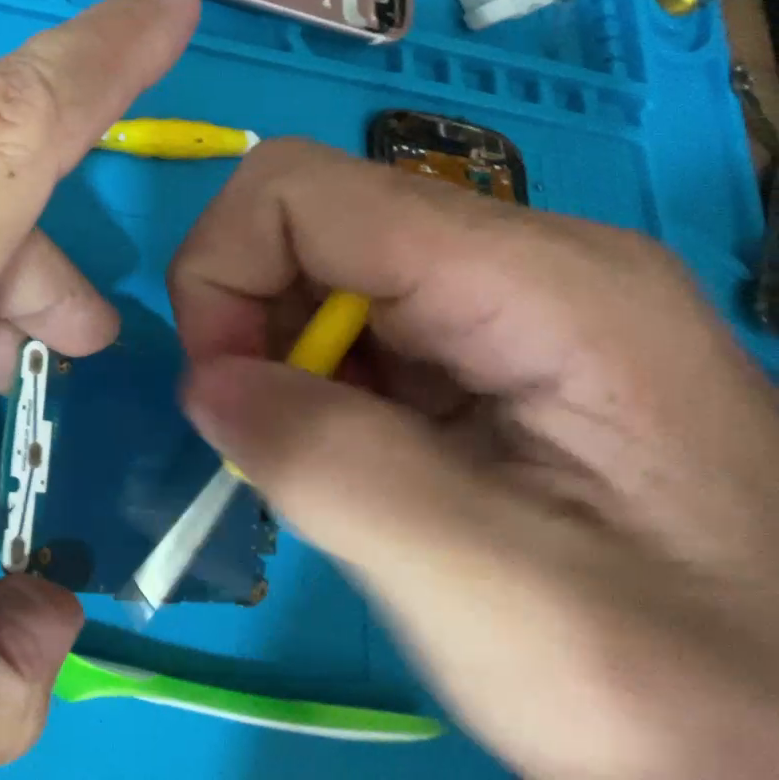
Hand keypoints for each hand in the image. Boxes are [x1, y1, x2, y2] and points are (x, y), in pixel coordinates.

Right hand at [171, 140, 778, 778]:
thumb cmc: (672, 685)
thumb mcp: (488, 589)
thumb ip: (329, 466)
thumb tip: (203, 381)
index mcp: (535, 281)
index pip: (295, 191)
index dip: (222, 276)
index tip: (225, 393)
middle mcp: (523, 260)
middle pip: (301, 221)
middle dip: (245, 322)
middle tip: (272, 437)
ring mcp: (510, 301)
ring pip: (314, 271)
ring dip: (277, 360)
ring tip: (327, 462)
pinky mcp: (492, 346)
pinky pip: (349, 321)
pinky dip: (312, 384)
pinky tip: (361, 458)